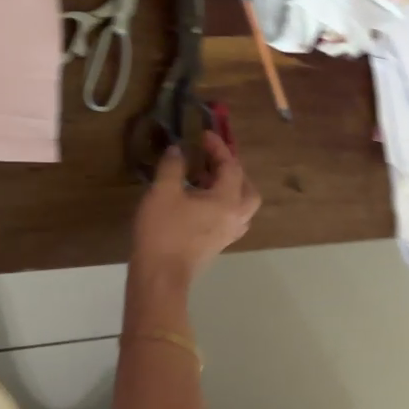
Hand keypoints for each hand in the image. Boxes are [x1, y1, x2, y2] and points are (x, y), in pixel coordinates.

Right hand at [131, 132, 259, 277]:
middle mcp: (234, 218)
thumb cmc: (163, 230)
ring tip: (205, 177)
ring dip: (229, 188)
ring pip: (241, 207)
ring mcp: (227, 234)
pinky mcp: (217, 244)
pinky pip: (230, 218)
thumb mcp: (163, 191)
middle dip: (233, 171)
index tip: (204, 134)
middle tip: (213, 159)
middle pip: (247, 190)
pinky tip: (198, 200)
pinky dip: (221, 203)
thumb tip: (177, 150)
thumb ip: (172, 166)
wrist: (161, 274)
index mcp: (226, 202)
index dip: (219, 148)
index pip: (231, 168)